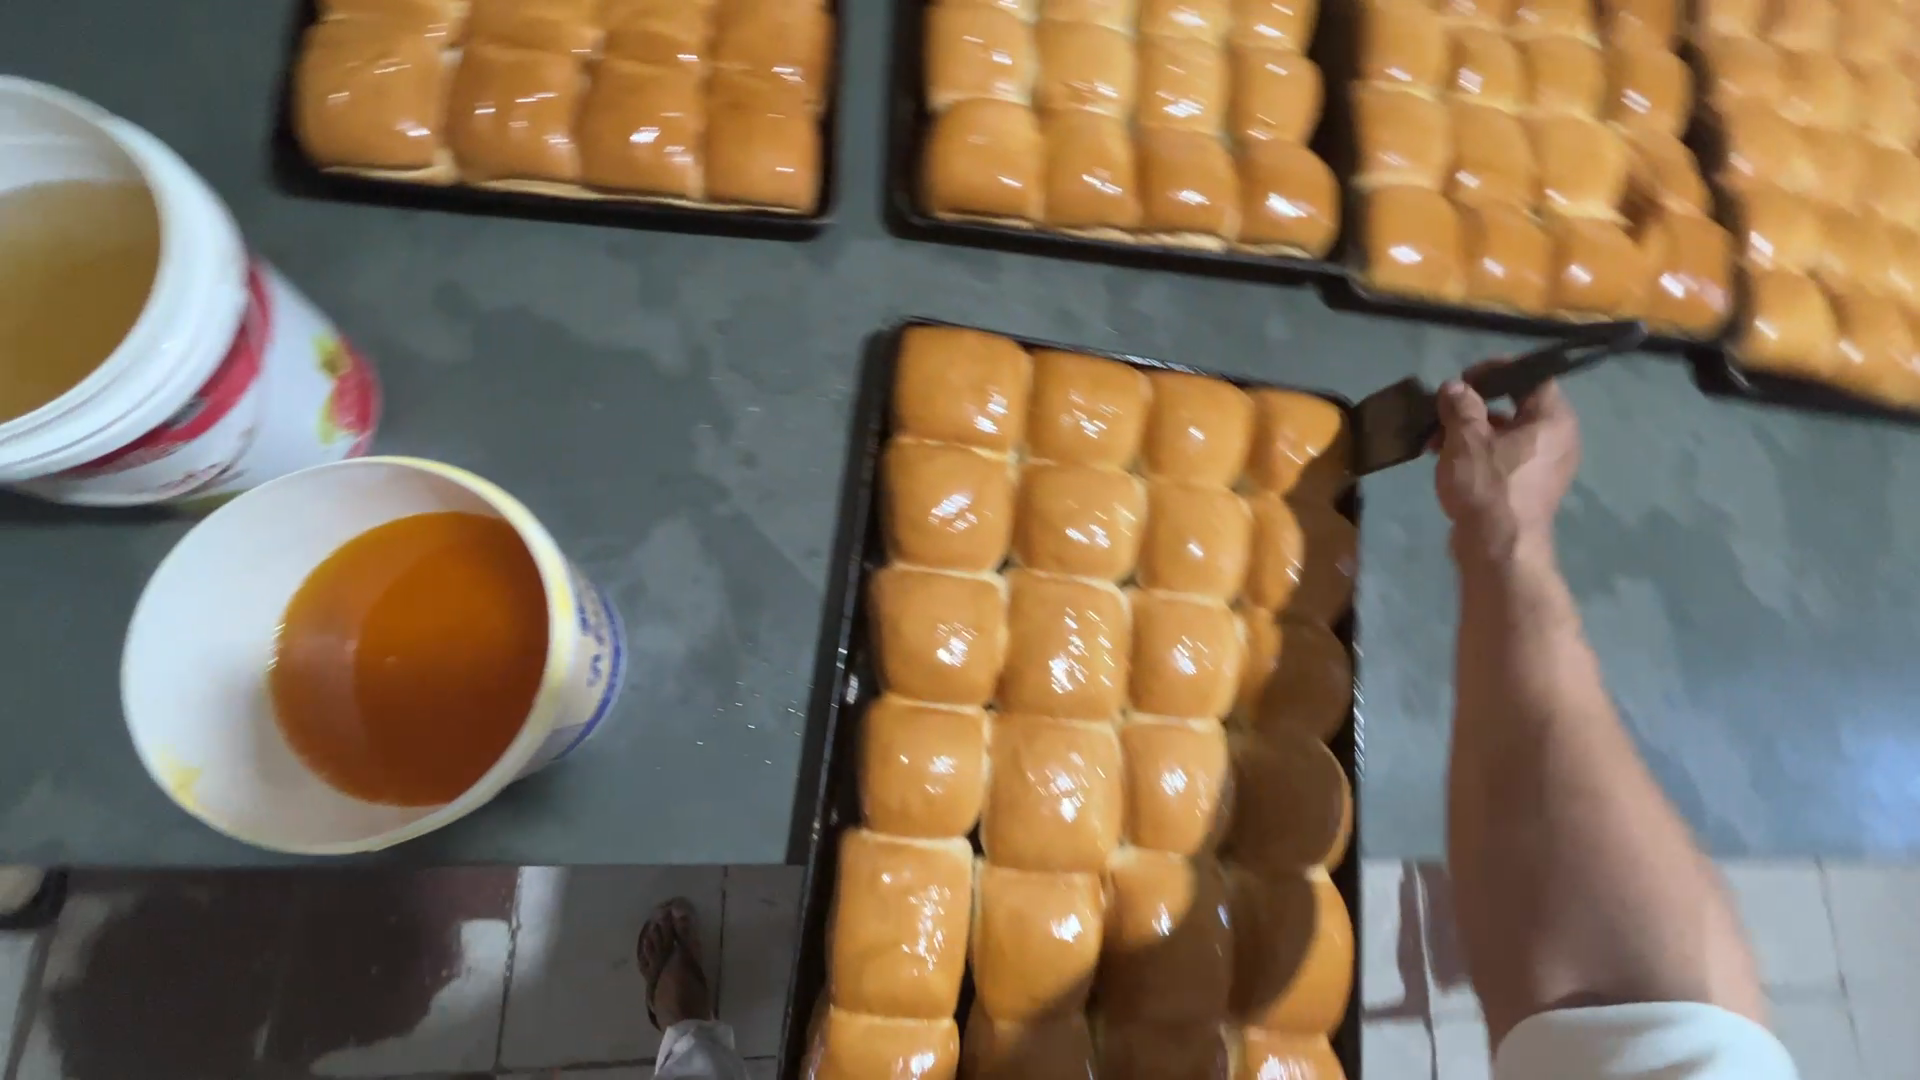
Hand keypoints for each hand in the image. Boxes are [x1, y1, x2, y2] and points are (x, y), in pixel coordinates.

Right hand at [1433, 366, 1579, 565]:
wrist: (1498, 545)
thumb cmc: (1487, 486)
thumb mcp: (1466, 440)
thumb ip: (1461, 407)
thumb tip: (1455, 387)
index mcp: (1553, 419)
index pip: (1533, 377)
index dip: (1498, 371)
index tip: (1464, 378)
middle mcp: (1558, 439)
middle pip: (1517, 407)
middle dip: (1474, 407)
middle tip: (1443, 412)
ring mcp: (1545, 466)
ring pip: (1506, 435)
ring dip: (1470, 432)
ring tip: (1435, 442)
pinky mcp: (1528, 488)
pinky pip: (1504, 458)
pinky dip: (1477, 454)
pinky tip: (1449, 463)